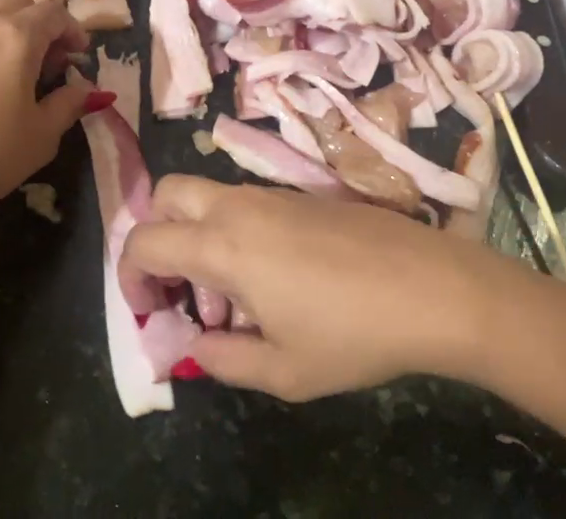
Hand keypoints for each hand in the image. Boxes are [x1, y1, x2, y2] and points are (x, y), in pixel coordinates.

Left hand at [0, 0, 92, 240]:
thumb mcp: (42, 136)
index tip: (80, 55)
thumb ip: (69, 104)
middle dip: (41, 24)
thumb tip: (84, 90)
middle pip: (19, 4)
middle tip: (51, 61)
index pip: (54, 13)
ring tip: (16, 73)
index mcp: (16, 36)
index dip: (73, 29)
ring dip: (9, 33)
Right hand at [119, 175, 523, 400]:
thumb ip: (223, 360)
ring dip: (198, 235)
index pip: (144, 240)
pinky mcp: (303, 195)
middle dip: (155, 234)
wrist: (436, 288)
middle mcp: (238, 207)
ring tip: (234, 294)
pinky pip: (245, 202)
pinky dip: (234, 230)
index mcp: (222, 245)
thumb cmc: (354, 334)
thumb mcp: (284, 371)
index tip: (148, 309)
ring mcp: (273, 195)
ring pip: (208, 196)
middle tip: (178, 284)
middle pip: (167, 193)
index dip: (129, 275)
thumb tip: (194, 344)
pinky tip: (276, 278)